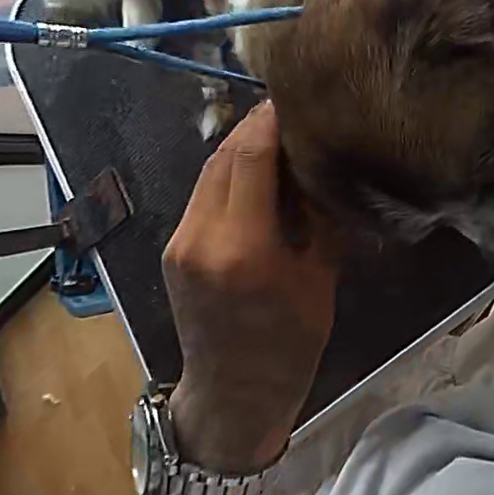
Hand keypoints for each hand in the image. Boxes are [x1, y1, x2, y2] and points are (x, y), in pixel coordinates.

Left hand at [163, 102, 339, 472]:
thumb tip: (319, 164)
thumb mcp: (319, 278)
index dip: (270, 118)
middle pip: (224, 154)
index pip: (251, 155)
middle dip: (254, 125)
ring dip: (240, 146)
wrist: (232, 397)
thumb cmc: (290, 345)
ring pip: (209, 170)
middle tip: (289, 111)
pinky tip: (256, 171)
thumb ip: (317, 215)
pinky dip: (229, 172)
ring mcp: (180, 241)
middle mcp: (201, 236)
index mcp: (243, 247)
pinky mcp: (174, 247)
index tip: (293, 97)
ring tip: (275, 134)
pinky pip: (204, 193)